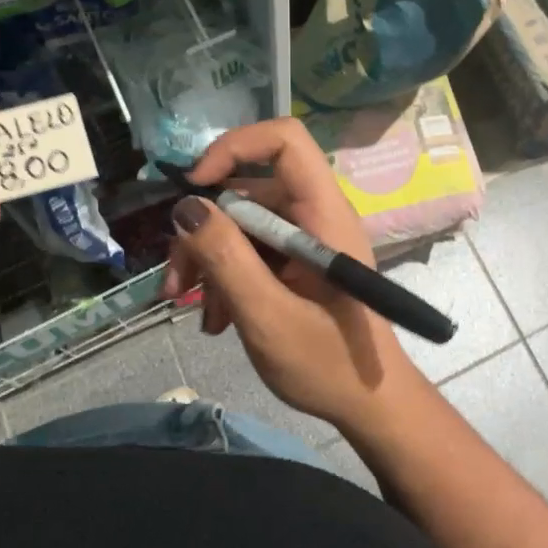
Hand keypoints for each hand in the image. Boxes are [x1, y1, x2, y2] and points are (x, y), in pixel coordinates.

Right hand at [160, 118, 423, 431]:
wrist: (370, 406)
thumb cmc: (329, 364)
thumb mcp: (268, 316)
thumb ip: (227, 259)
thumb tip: (187, 207)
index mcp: (323, 214)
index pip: (285, 141)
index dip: (236, 148)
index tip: (195, 189)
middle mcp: (315, 216)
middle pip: (249, 189)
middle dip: (204, 230)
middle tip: (177, 283)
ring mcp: (306, 241)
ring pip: (242, 223)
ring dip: (208, 260)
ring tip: (191, 308)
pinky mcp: (297, 264)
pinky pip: (251, 251)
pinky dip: (226, 277)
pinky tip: (216, 320)